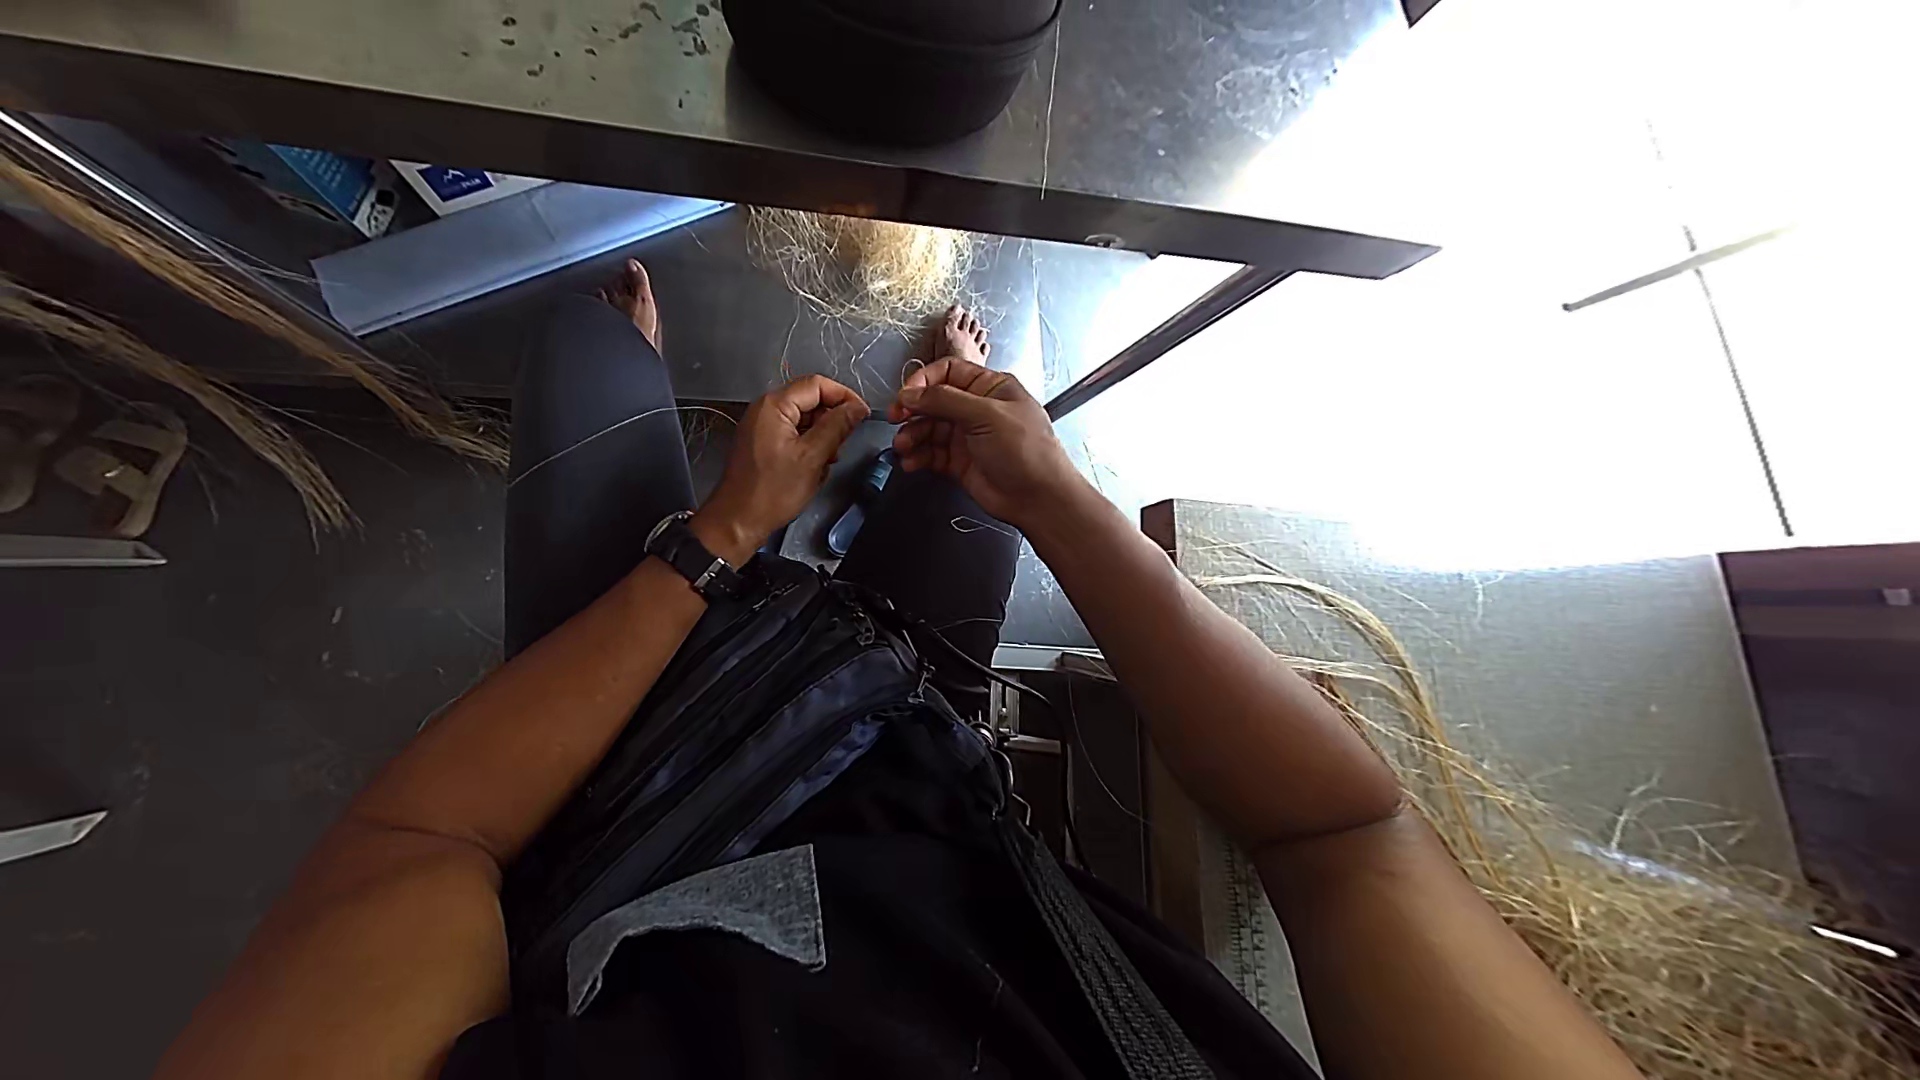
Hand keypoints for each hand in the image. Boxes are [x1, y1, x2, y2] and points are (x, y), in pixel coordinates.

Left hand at [694, 375, 869, 562]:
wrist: (739, 521)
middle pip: (811, 401)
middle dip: (832, 421)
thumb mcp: (813, 457)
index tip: (862, 414)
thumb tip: (856, 408)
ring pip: (805, 420)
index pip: (817, 384)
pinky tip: (813, 469)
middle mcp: (765, 410)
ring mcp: (763, 427)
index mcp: (774, 406)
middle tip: (842, 445)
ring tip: (824, 462)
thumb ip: (837, 426)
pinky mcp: (764, 444)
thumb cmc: (769, 493)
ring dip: (823, 438)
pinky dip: (810, 448)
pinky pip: (795, 435)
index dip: (844, 397)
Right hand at [888, 356, 1080, 529]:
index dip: (923, 381)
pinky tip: (911, 462)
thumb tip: (912, 393)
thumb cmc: (1027, 452)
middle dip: (913, 410)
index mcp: (990, 388)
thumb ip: (945, 400)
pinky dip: (918, 457)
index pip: (948, 372)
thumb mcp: (987, 415)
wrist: (1038, 498)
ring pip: (929, 429)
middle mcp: (977, 409)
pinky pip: (931, 454)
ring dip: (912, 436)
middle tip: (897, 420)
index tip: (905, 395)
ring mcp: (968, 436)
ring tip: (904, 447)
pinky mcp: (960, 462)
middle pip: (934, 401)